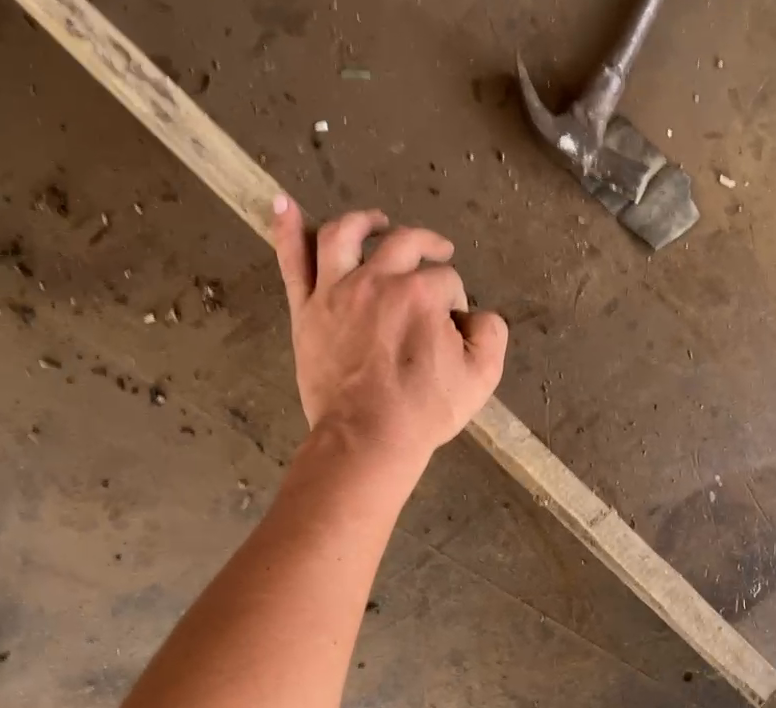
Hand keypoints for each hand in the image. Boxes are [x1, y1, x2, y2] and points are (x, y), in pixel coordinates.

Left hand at [271, 197, 507, 477]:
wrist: (369, 436)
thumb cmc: (427, 409)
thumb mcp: (483, 375)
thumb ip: (491, 332)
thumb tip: (476, 315)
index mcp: (422, 294)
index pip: (448, 280)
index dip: (456, 301)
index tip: (454, 326)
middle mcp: (378, 279)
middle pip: (405, 243)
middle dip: (429, 244)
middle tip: (440, 252)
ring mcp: (336, 290)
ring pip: (345, 234)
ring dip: (365, 220)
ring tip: (378, 220)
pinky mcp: (306, 308)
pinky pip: (292, 260)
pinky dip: (287, 227)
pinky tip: (284, 203)